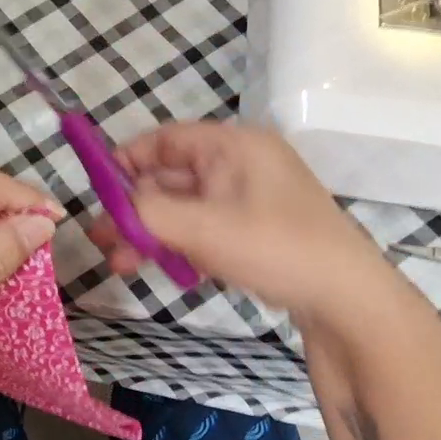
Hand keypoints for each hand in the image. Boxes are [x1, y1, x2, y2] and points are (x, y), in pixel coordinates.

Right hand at [89, 121, 394, 316]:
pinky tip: (156, 269)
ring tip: (120, 264)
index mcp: (232, 146)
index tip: (94, 193)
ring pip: (179, 208)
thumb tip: (108, 210)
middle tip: (100, 240)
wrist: (346, 300)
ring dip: (146, 233)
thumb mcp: (200, 227)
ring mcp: (245, 199)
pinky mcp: (250, 230)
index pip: (163, 139)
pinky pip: (198, 229)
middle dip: (130, 209)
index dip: (124, 161)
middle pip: (166, 177)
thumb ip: (144, 211)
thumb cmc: (274, 248)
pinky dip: (173, 245)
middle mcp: (238, 164)